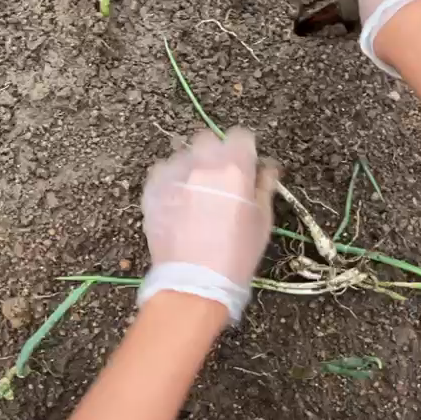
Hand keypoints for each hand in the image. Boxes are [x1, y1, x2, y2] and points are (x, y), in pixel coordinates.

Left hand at [138, 127, 275, 322]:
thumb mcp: (262, 222)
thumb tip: (267, 169)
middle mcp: (203, 166)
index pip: (240, 136)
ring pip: (182, 155)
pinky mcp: (153, 190)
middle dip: (214, 152)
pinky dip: (170, 180)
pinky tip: (177, 200)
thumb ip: (264, 187)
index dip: (243, 149)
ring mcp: (174, 176)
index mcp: (235, 170)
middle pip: (207, 140)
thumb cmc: (235, 257)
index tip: (243, 161)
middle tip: (218, 177)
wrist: (194, 283)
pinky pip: (161, 172)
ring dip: (190, 166)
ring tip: (195, 193)